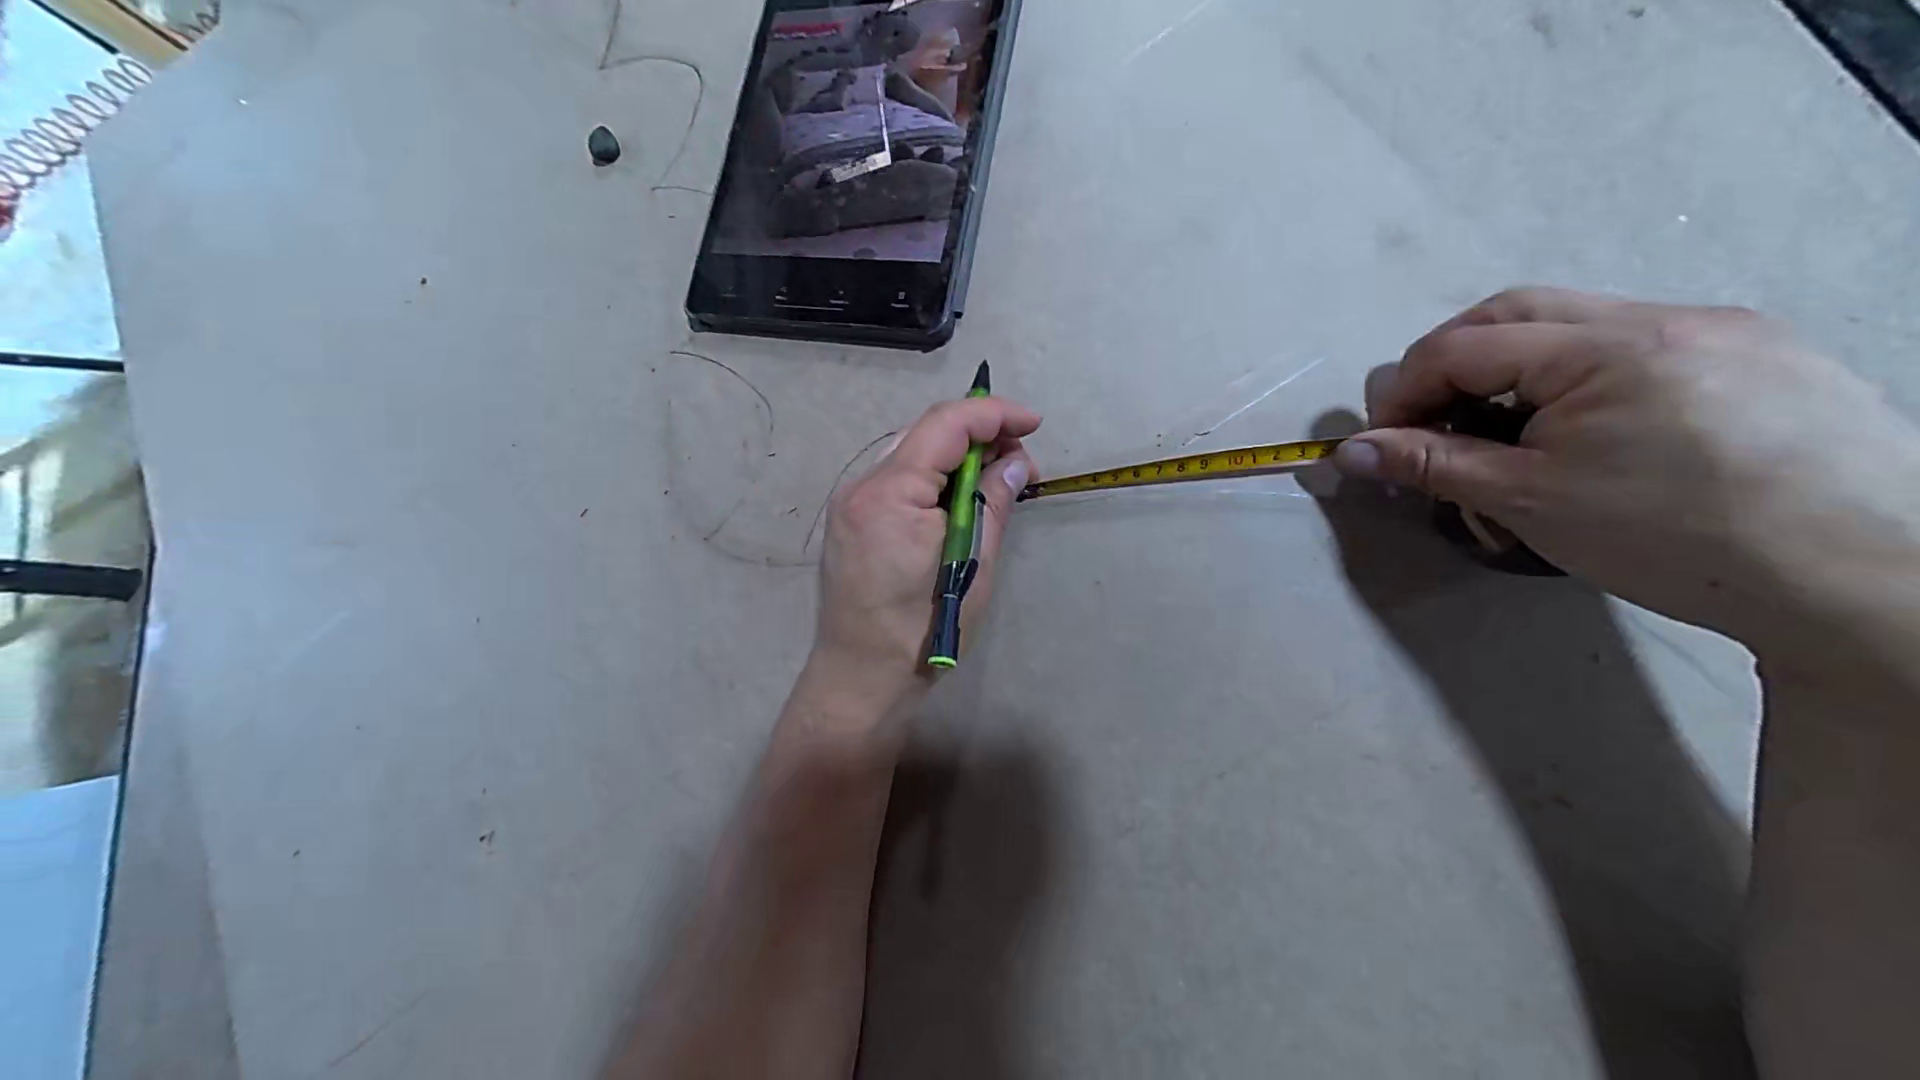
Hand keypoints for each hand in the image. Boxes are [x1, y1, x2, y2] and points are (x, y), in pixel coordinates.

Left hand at [808, 396, 1039, 712]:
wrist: (860, 677)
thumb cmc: (924, 632)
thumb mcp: (973, 568)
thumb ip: (993, 505)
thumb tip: (1016, 463)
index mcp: (890, 495)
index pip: (946, 426)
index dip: (994, 413)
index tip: (1033, 424)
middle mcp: (862, 487)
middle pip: (925, 433)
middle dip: (978, 433)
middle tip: (1020, 459)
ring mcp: (850, 502)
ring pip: (911, 453)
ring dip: (956, 456)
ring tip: (995, 480)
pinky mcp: (850, 519)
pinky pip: (897, 478)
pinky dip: (932, 477)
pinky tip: (957, 498)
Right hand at [1334, 287, 1919, 658]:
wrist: (1865, 578)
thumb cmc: (1671, 538)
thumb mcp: (1528, 502)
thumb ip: (1432, 464)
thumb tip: (1348, 452)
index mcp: (1608, 348)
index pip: (1464, 346)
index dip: (1404, 390)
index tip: (1382, 441)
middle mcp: (1665, 318)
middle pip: (1514, 312)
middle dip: (1448, 361)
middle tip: (1426, 419)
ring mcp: (1720, 330)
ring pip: (1574, 325)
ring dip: (1511, 368)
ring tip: (1500, 428)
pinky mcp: (1758, 355)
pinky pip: (1632, 344)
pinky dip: (1575, 375)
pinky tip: (1581, 427)